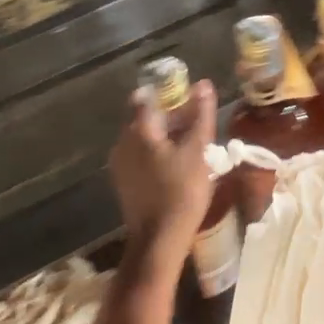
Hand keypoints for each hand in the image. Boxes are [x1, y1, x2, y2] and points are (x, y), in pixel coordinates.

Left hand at [109, 81, 217, 276]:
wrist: (159, 239)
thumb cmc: (182, 191)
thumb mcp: (197, 151)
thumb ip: (201, 115)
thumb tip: (204, 84)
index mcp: (139, 130)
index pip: (149, 96)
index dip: (170, 93)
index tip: (190, 99)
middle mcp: (123, 141)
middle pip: (145, 117)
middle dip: (171, 116)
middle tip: (197, 124)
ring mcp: (120, 163)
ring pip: (143, 138)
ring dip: (165, 136)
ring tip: (192, 145)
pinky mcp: (123, 181)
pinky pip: (140, 156)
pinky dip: (157, 153)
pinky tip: (177, 165)